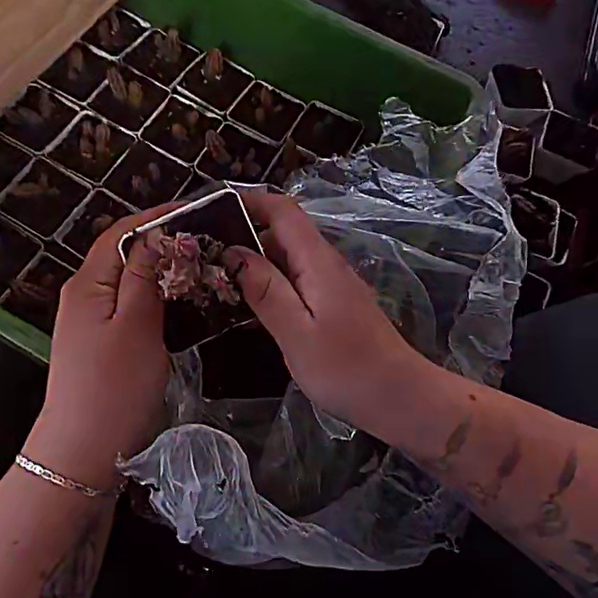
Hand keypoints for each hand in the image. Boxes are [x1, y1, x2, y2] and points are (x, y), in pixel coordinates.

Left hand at [24, 203, 177, 484]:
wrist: (84, 453)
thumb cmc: (114, 387)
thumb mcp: (137, 326)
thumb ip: (146, 277)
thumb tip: (157, 236)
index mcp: (88, 285)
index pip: (121, 233)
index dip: (155, 216)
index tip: (196, 210)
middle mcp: (85, 295)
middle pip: (124, 252)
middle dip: (163, 240)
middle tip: (207, 239)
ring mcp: (92, 320)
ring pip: (130, 279)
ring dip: (162, 267)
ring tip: (201, 263)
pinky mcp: (104, 341)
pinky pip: (132, 302)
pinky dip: (157, 293)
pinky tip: (182, 298)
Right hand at [228, 190, 438, 429]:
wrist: (398, 396)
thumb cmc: (346, 368)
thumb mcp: (297, 333)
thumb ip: (266, 291)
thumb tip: (233, 251)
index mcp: (318, 262)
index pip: (283, 211)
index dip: (248, 201)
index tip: (209, 209)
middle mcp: (326, 264)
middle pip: (282, 231)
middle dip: (241, 232)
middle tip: (198, 251)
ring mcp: (332, 284)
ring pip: (287, 257)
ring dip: (253, 260)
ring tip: (212, 274)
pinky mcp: (333, 304)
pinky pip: (296, 279)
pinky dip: (269, 282)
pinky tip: (246, 302)